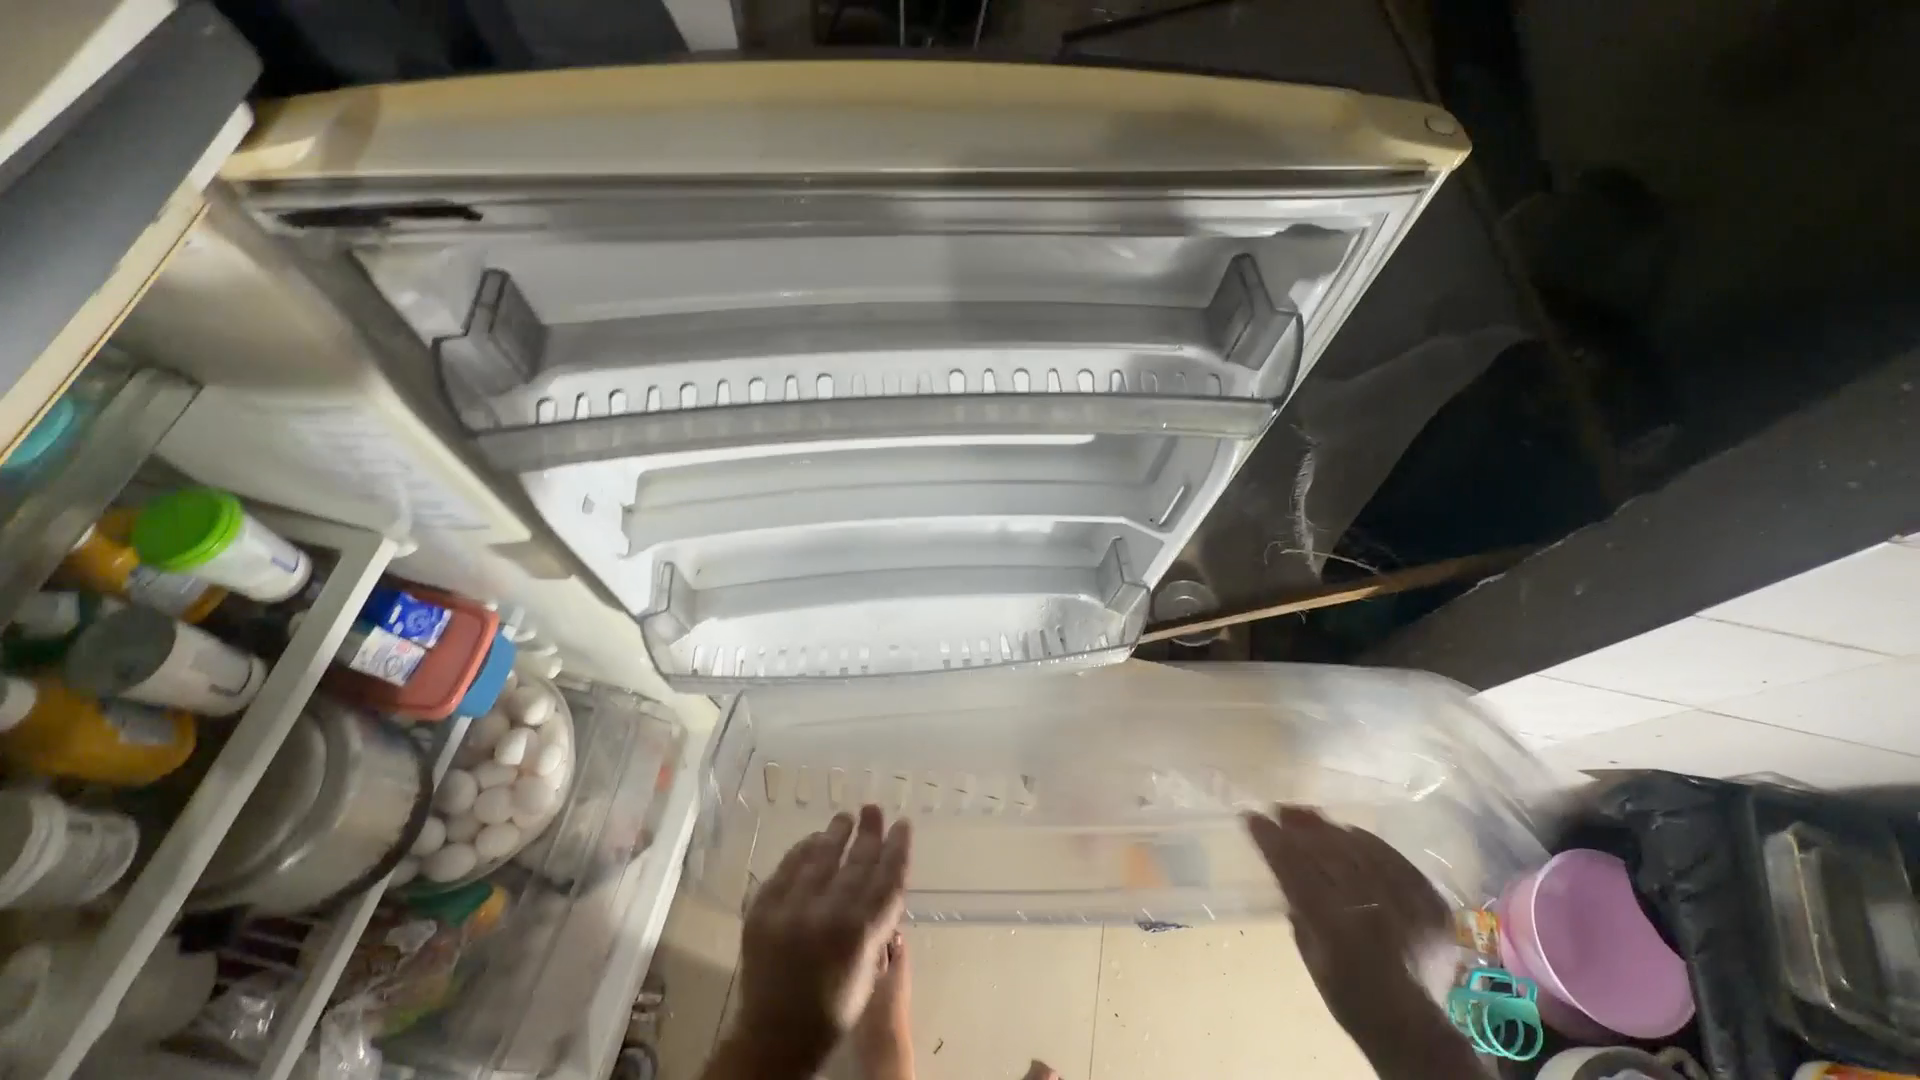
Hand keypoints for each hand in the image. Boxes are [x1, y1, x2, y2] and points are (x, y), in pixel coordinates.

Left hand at [731, 806, 911, 1072]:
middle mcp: (829, 915)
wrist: (775, 1035)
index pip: (888, 877)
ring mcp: (792, 909)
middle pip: (857, 862)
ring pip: (821, 858)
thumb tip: (884, 881)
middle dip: (869, 833)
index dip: (898, 847)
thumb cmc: (832, 1008)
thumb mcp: (870, 969)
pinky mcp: (762, 909)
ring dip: (836, 834)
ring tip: (845, 817)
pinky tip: (814, 839)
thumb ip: (878, 924)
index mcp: (861, 934)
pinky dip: (802, 850)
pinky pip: (787, 868)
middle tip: (874, 809)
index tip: (902, 824)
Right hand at [1247, 806, 1478, 1077]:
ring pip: (1363, 851)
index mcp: (1336, 928)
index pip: (1296, 870)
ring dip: (1333, 831)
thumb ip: (1299, 911)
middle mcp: (1372, 910)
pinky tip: (1353, 834)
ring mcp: (1407, 905)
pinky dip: (1372, 845)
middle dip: (1302, 828)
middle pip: (1331, 854)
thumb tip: (1288, 874)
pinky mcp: (1432, 904)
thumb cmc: (1350, 997)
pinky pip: (1398, 861)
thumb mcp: (1311, 956)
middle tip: (1282, 809)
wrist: (1412, 1028)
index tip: (1252, 819)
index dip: (1273, 841)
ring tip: (1312, 817)